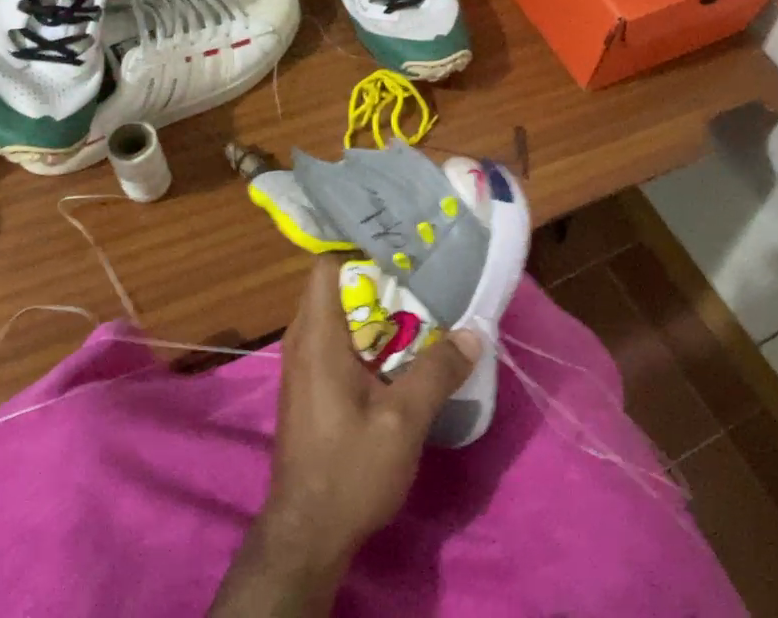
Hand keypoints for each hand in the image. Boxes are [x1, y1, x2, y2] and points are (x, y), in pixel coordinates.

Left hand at [209, 258, 480, 615]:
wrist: (307, 533)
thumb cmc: (349, 469)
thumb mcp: (403, 420)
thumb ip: (437, 371)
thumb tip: (473, 332)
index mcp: (317, 336)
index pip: (328, 264)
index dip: (363, 246)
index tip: (405, 243)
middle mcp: (303, 341)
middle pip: (337, 287)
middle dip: (381, 277)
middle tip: (428, 272)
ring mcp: (305, 365)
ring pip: (341, 316)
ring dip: (379, 310)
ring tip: (426, 302)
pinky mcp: (313, 387)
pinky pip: (340, 342)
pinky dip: (370, 336)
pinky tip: (406, 347)